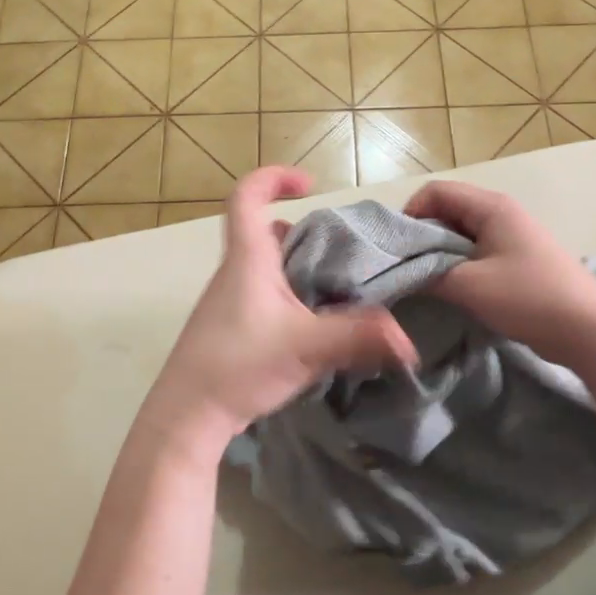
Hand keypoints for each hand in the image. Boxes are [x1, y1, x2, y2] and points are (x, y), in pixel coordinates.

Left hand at [142, 168, 418, 449]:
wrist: (186, 417)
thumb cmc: (238, 366)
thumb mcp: (307, 348)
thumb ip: (360, 338)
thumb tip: (408, 341)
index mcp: (248, 258)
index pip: (247, 196)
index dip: (274, 177)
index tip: (309, 184)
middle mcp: (236, 271)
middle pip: (266, 231)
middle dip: (305, 233)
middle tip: (343, 251)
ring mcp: (229, 300)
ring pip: (268, 265)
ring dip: (300, 267)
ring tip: (339, 288)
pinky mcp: (231, 327)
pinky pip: (265, 293)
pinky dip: (292, 294)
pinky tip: (316, 324)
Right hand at [403, 180, 595, 362]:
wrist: (589, 330)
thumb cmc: (528, 298)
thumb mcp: (469, 286)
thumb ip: (428, 275)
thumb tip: (400, 272)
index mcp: (490, 206)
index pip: (435, 192)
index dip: (409, 214)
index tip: (396, 248)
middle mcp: (501, 212)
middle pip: (447, 210)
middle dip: (422, 235)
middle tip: (405, 267)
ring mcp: (512, 236)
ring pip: (461, 233)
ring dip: (440, 253)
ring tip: (426, 281)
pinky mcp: (519, 259)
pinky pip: (477, 251)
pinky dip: (459, 264)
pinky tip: (454, 290)